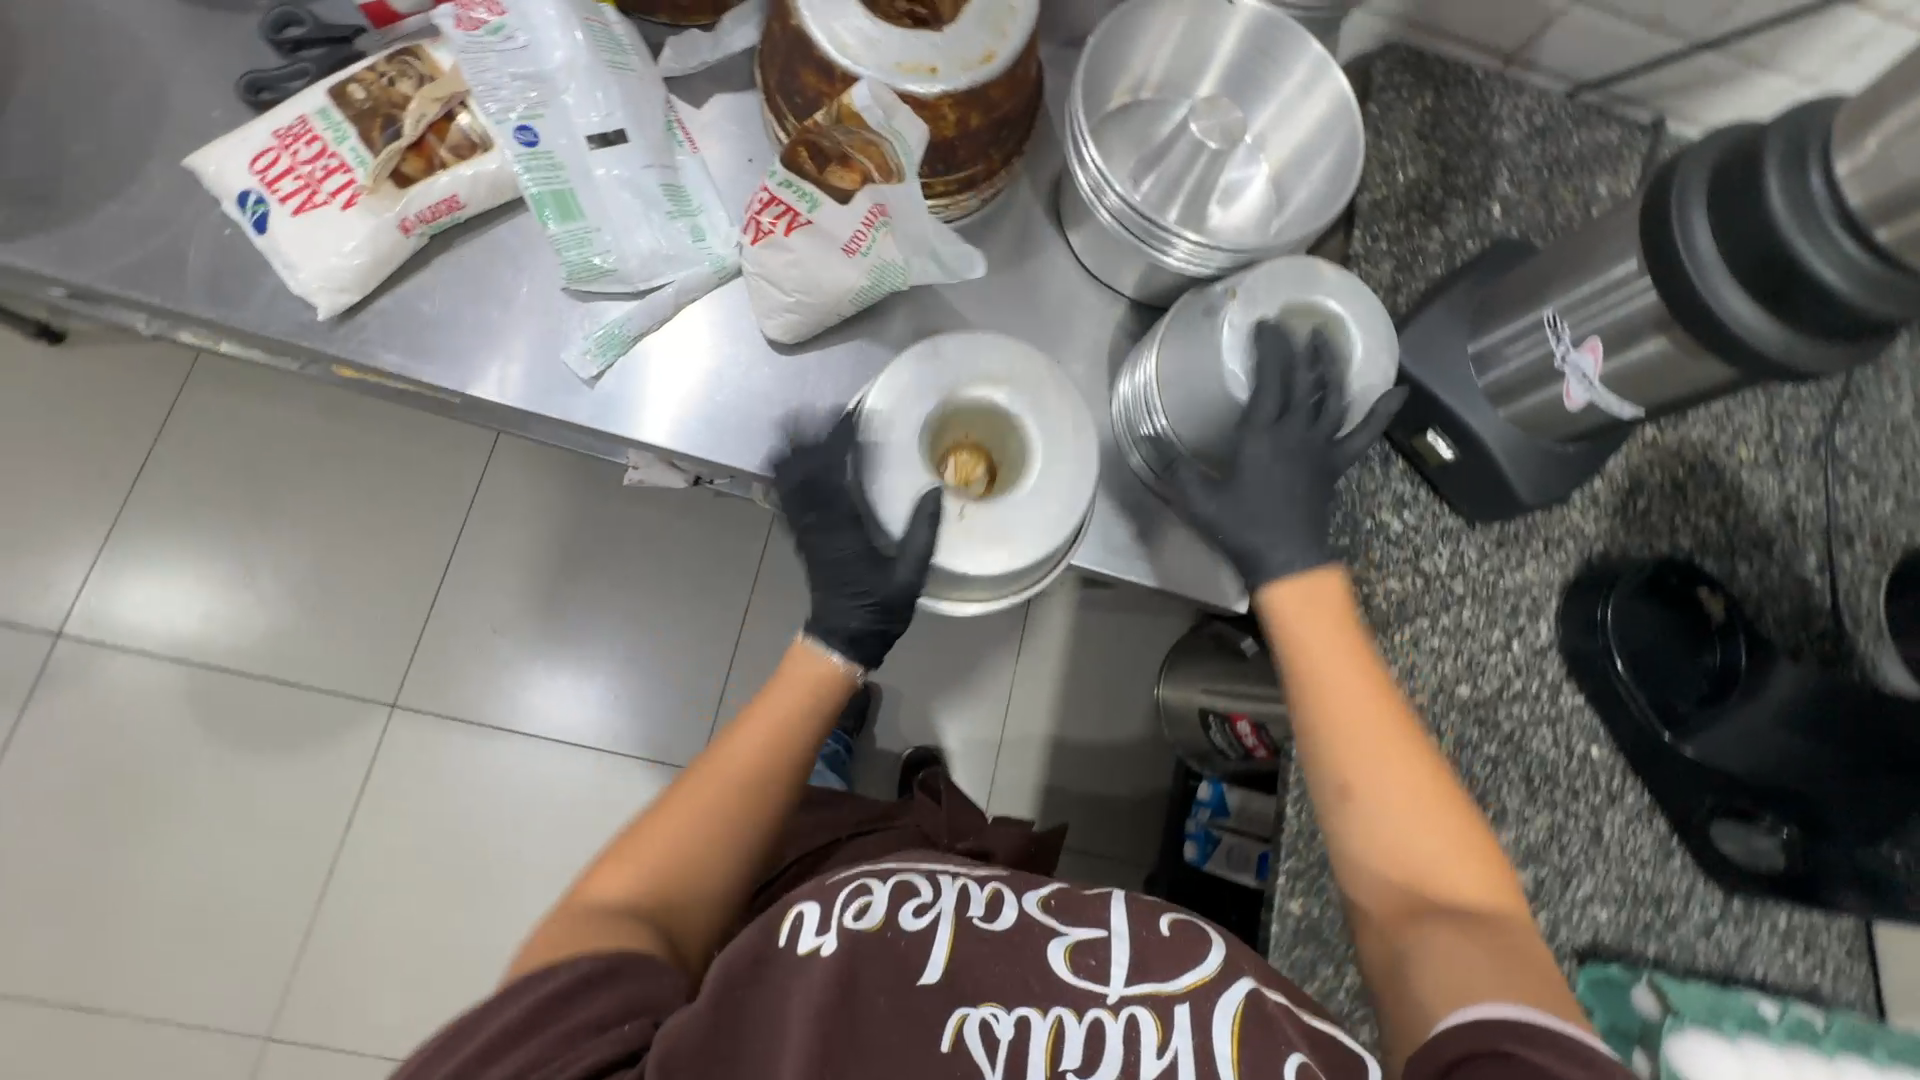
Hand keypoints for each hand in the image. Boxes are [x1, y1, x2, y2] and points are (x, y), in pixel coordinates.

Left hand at [771, 411, 941, 671]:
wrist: (844, 636)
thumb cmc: (880, 607)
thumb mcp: (910, 575)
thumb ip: (922, 533)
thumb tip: (935, 490)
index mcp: (845, 528)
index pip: (837, 470)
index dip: (843, 438)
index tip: (857, 414)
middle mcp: (818, 522)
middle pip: (805, 466)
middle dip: (815, 433)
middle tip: (835, 411)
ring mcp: (804, 528)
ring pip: (788, 477)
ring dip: (797, 447)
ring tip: (812, 423)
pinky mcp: (800, 535)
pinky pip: (785, 496)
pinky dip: (787, 470)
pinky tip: (793, 455)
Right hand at [1169, 324, 1405, 590]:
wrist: (1284, 558)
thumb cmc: (1238, 528)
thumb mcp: (1196, 498)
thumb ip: (1173, 465)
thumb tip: (1144, 435)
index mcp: (1261, 436)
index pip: (1269, 380)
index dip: (1268, 349)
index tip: (1265, 324)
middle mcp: (1295, 432)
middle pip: (1301, 380)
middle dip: (1296, 347)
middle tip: (1291, 322)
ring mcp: (1321, 447)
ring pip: (1332, 396)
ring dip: (1331, 365)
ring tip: (1327, 338)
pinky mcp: (1337, 463)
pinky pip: (1363, 434)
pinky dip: (1382, 413)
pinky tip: (1398, 391)